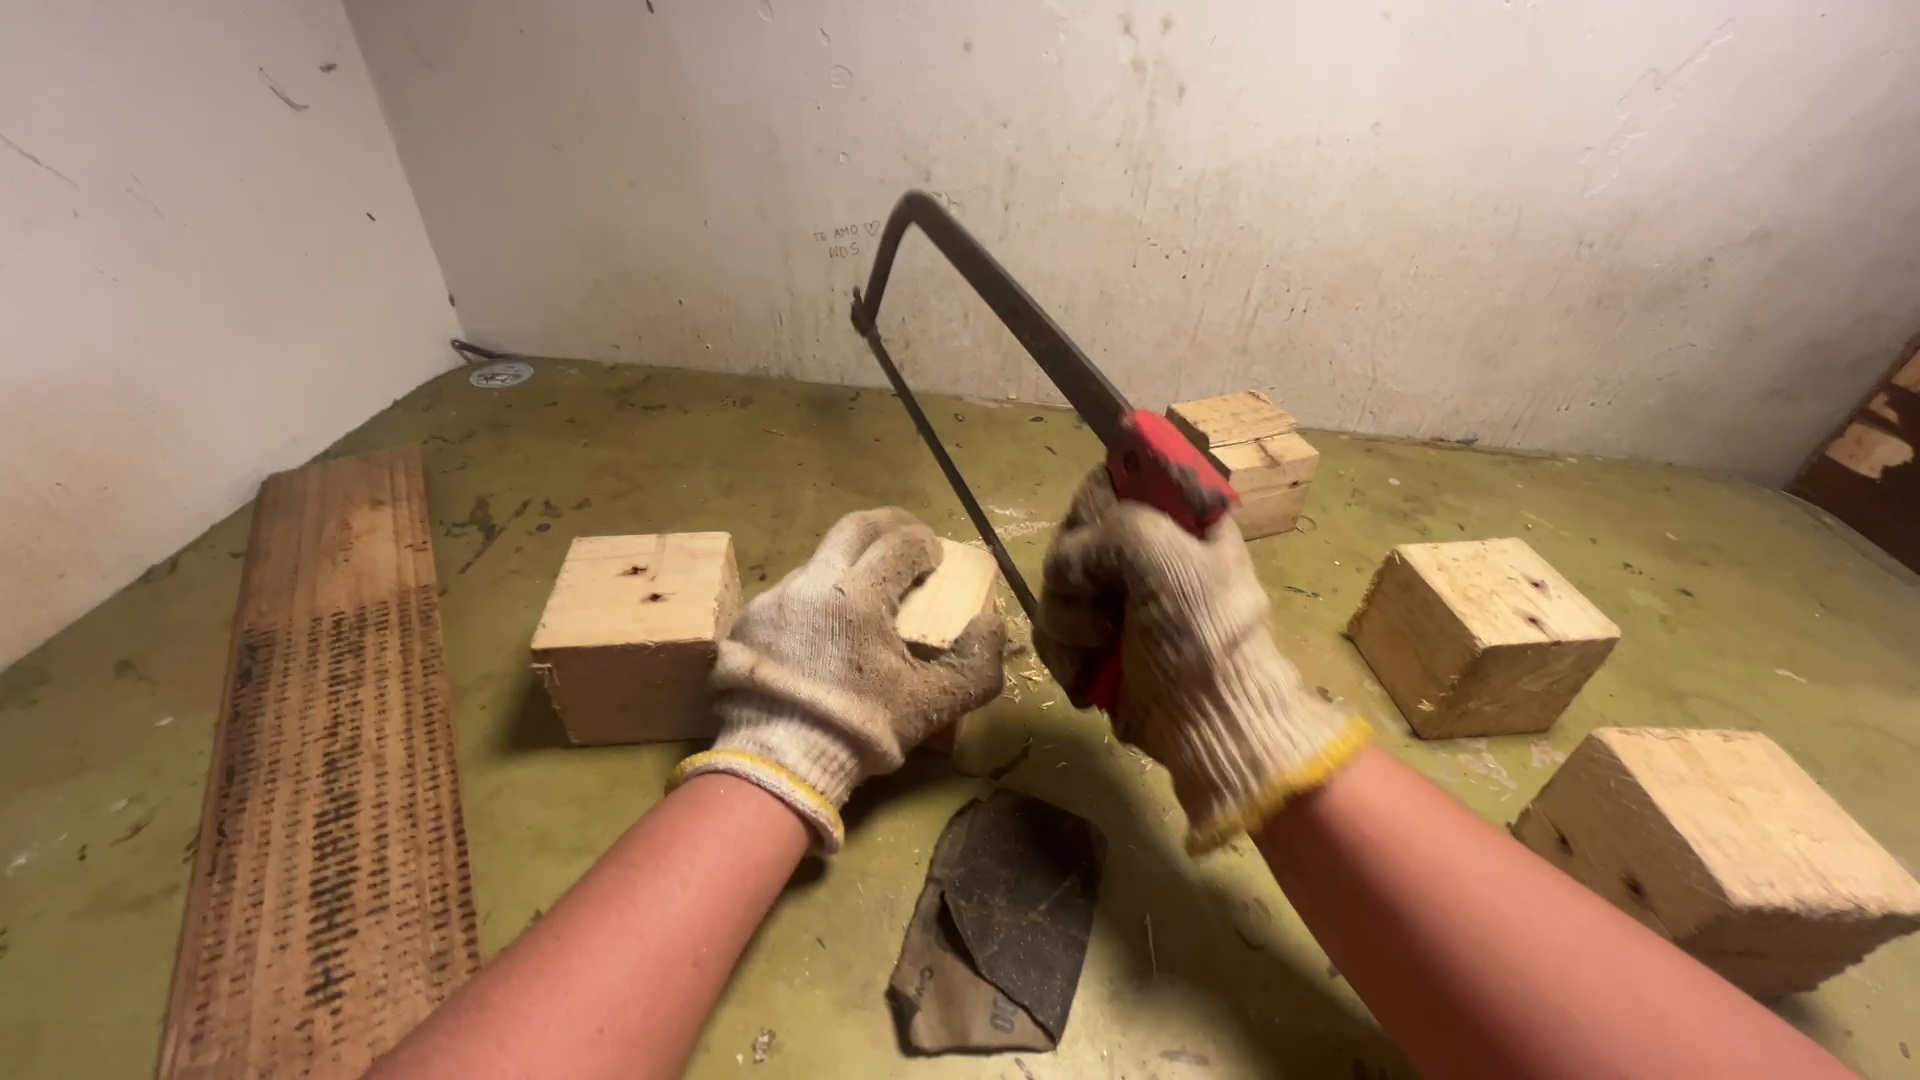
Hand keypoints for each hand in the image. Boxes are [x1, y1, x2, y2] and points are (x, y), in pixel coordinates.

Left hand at [672, 508, 1004, 851]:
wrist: (779, 764)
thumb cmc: (862, 731)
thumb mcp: (933, 705)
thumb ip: (976, 664)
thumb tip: (991, 624)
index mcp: (859, 596)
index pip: (900, 542)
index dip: (925, 542)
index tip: (936, 558)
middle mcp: (813, 583)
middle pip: (855, 527)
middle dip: (890, 524)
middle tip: (910, 537)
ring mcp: (776, 599)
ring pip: (820, 558)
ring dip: (850, 561)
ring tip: (866, 588)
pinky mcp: (749, 620)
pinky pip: (790, 591)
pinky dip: (817, 594)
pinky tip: (824, 625)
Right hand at [1035, 468, 1368, 852]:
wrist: (1207, 726)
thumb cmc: (1202, 639)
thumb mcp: (1170, 564)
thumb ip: (1113, 532)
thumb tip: (1070, 561)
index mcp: (1178, 520)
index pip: (1118, 477)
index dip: (1098, 504)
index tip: (1100, 536)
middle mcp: (1143, 551)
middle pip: (1072, 533)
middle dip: (1074, 576)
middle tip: (1102, 608)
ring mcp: (1114, 596)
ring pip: (1052, 582)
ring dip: (1065, 622)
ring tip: (1096, 649)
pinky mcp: (1092, 638)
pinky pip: (1050, 624)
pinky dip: (1060, 651)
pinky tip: (1084, 674)